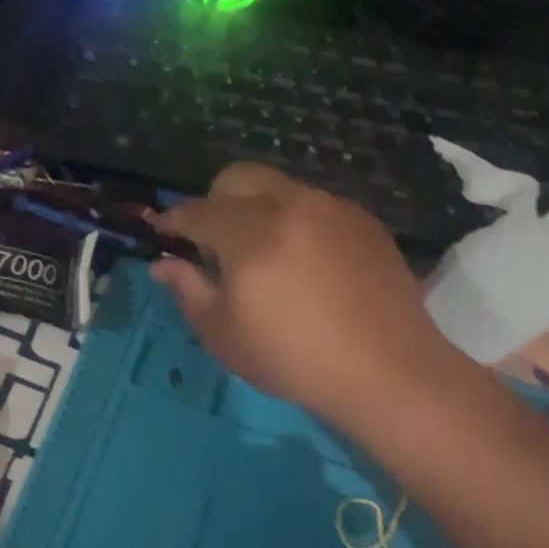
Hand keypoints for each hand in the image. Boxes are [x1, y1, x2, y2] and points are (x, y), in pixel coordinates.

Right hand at [150, 163, 466, 422]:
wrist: (385, 369)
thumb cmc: (289, 357)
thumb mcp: (221, 332)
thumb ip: (187, 288)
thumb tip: (164, 262)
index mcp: (249, 232)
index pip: (196, 211)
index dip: (173, 223)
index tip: (163, 238)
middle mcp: (291, 205)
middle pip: (238, 178)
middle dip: (215, 201)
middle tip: (214, 245)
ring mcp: (334, 209)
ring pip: (279, 189)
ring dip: (257, 210)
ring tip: (262, 258)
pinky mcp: (364, 222)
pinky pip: (315, 206)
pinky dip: (295, 223)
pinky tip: (303, 266)